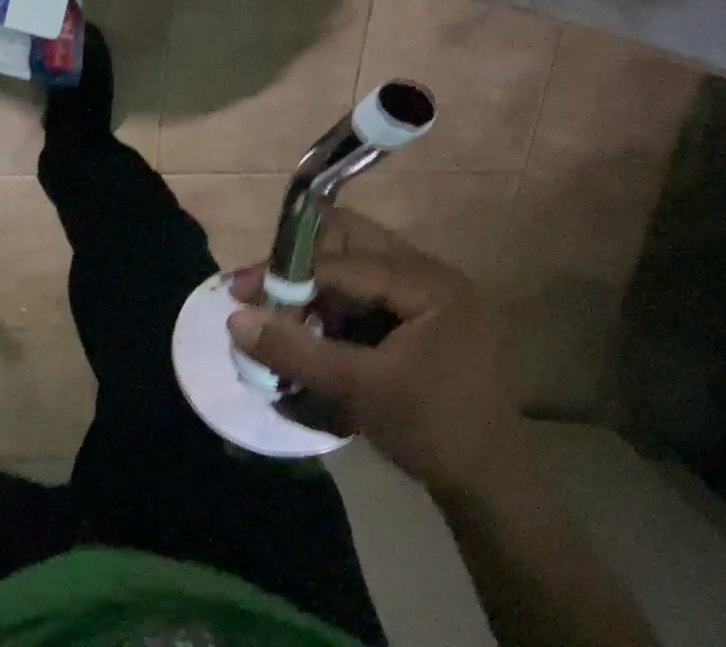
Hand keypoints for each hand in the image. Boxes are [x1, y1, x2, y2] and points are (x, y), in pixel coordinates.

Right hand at [228, 208, 523, 495]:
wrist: (492, 484)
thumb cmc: (433, 429)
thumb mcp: (359, 390)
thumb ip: (295, 351)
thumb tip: (234, 319)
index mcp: (428, 284)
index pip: (341, 261)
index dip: (284, 274)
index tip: (237, 291)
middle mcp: (431, 275)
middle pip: (350, 242)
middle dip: (301, 264)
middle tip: (264, 292)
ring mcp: (429, 295)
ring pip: (355, 266)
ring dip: (316, 287)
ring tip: (286, 321)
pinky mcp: (422, 318)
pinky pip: (366, 293)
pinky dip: (334, 307)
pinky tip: (316, 337)